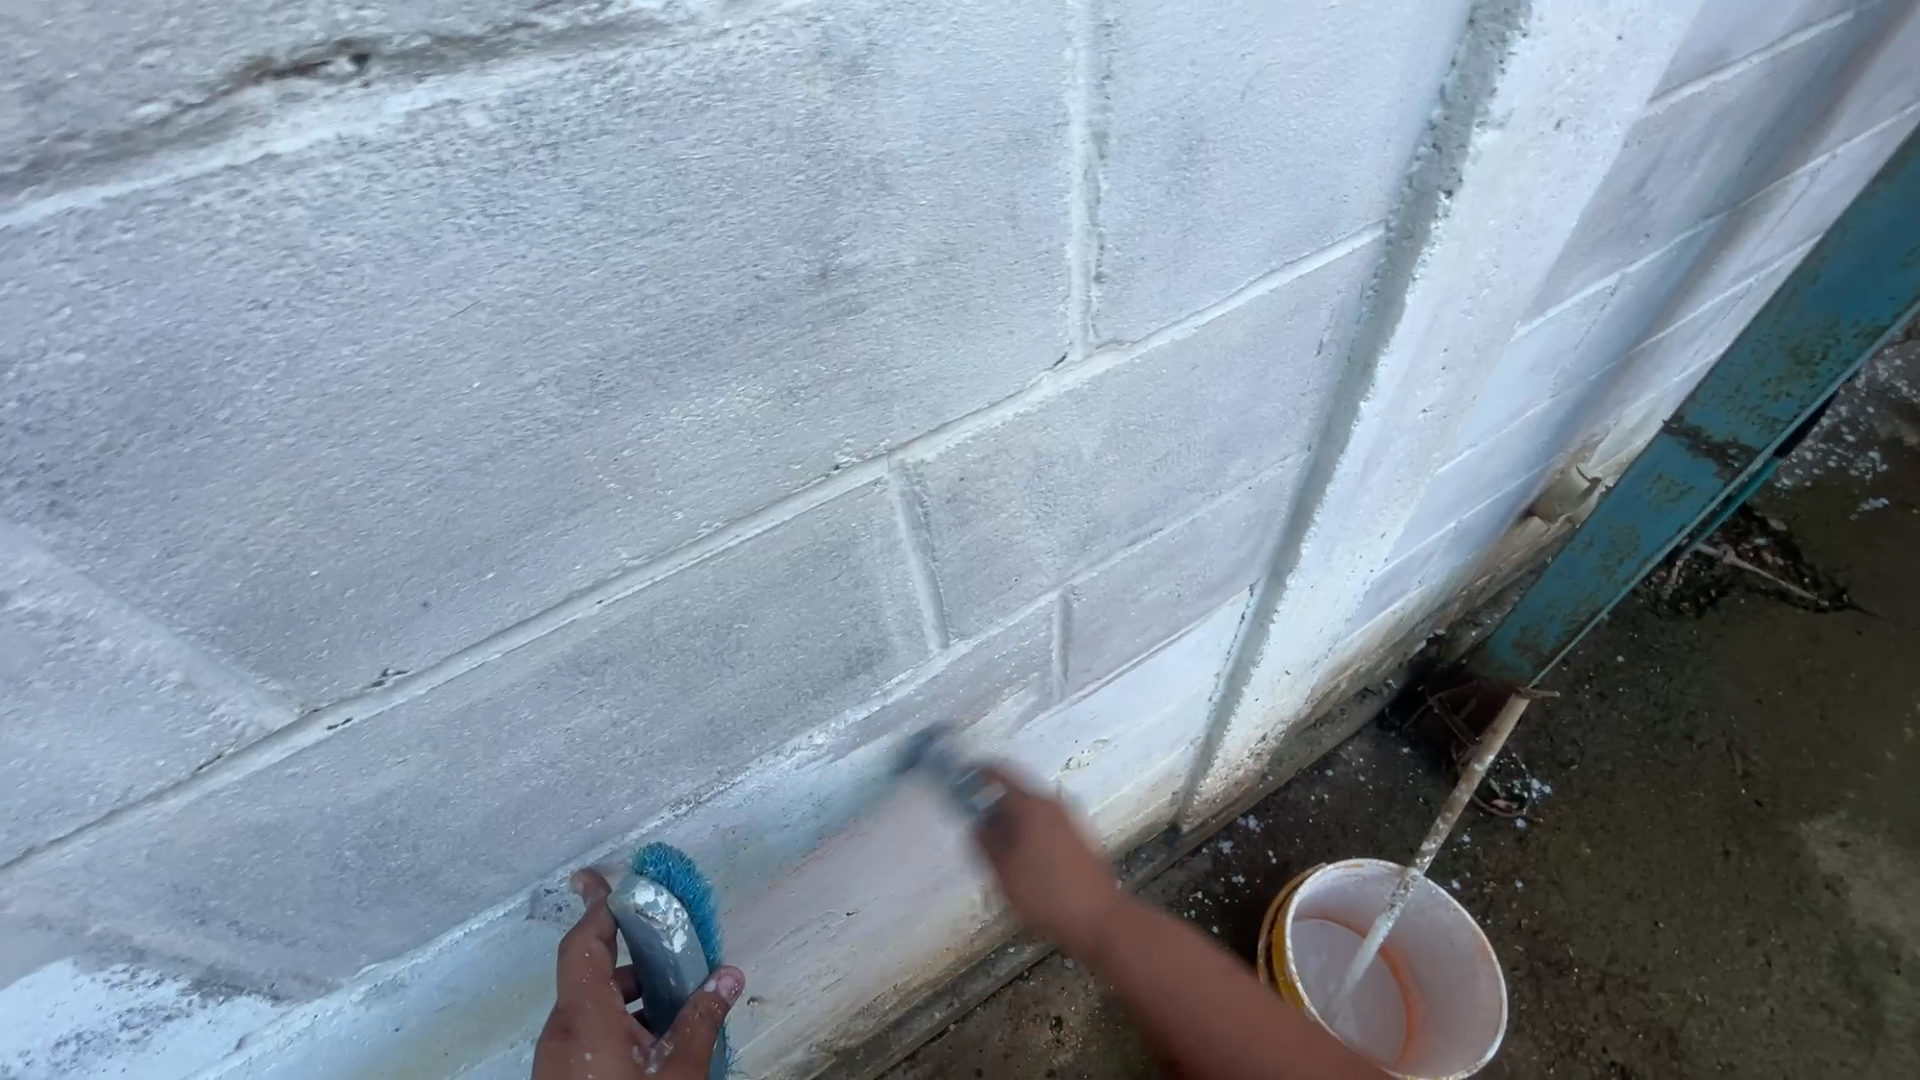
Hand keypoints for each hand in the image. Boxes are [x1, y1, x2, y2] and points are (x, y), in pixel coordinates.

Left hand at [533, 868, 743, 1079]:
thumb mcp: (677, 1071)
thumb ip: (702, 1018)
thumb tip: (730, 975)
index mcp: (584, 1018)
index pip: (583, 944)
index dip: (602, 908)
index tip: (621, 880)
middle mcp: (563, 1030)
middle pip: (591, 968)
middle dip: (633, 947)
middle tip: (673, 937)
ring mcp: (558, 1058)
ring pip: (593, 1001)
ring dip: (632, 988)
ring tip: (679, 994)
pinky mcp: (563, 1078)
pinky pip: (591, 1029)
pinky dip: (622, 1017)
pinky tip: (659, 1037)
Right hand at [971, 765, 1125, 960]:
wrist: (1101, 920)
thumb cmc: (1049, 896)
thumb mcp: (1004, 871)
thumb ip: (985, 841)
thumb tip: (976, 823)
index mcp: (1031, 805)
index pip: (997, 773)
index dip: (976, 775)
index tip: (960, 782)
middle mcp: (1052, 804)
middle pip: (1014, 793)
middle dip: (993, 808)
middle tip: (977, 831)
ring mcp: (1068, 819)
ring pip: (1030, 812)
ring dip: (1011, 824)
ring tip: (999, 855)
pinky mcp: (1078, 837)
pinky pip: (1044, 825)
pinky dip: (1029, 835)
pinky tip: (1024, 865)